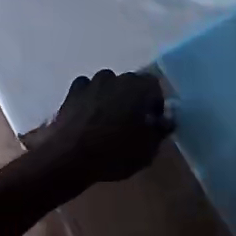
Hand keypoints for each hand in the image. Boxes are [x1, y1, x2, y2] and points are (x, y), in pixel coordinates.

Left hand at [30, 70, 171, 184]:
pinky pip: (87, 90)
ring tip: (108, 120)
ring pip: (108, 85)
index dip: (155, 103)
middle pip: (131, 84)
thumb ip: (160, 131)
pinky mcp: (71, 93)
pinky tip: (88, 116)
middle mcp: (116, 78)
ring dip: (111, 97)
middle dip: (134, 100)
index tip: (152, 121)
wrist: (68, 157)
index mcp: (139, 88)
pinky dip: (90, 99)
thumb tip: (166, 120)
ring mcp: (91, 83)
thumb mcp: (147, 150)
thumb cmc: (114, 153)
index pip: (154, 86)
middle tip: (132, 122)